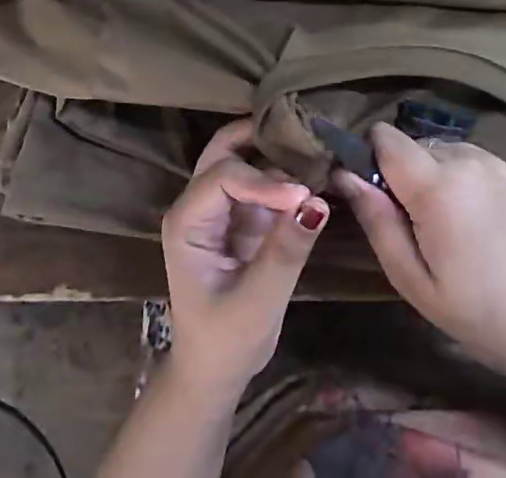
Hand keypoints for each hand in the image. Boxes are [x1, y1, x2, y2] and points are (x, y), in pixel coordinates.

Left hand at [161, 119, 329, 393]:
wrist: (216, 370)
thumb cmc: (227, 340)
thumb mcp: (259, 302)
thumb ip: (285, 251)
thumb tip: (318, 202)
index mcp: (187, 222)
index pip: (223, 178)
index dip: (264, 181)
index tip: (304, 195)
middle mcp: (199, 205)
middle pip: (224, 150)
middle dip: (260, 138)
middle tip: (303, 134)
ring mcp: (222, 208)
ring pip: (243, 158)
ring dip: (276, 153)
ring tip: (315, 151)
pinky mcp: (244, 217)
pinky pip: (264, 182)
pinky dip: (287, 173)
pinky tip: (315, 172)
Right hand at [332, 124, 505, 386]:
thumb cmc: (469, 308)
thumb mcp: (408, 276)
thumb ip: (374, 218)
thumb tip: (342, 172)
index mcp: (438, 187)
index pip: (384, 137)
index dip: (370, 160)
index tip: (376, 196)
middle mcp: (465, 159)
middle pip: (408, 143)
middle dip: (399, 173)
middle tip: (412, 221)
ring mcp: (490, 159)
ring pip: (432, 147)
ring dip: (425, 173)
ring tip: (441, 220)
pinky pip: (458, 155)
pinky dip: (451, 175)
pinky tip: (464, 214)